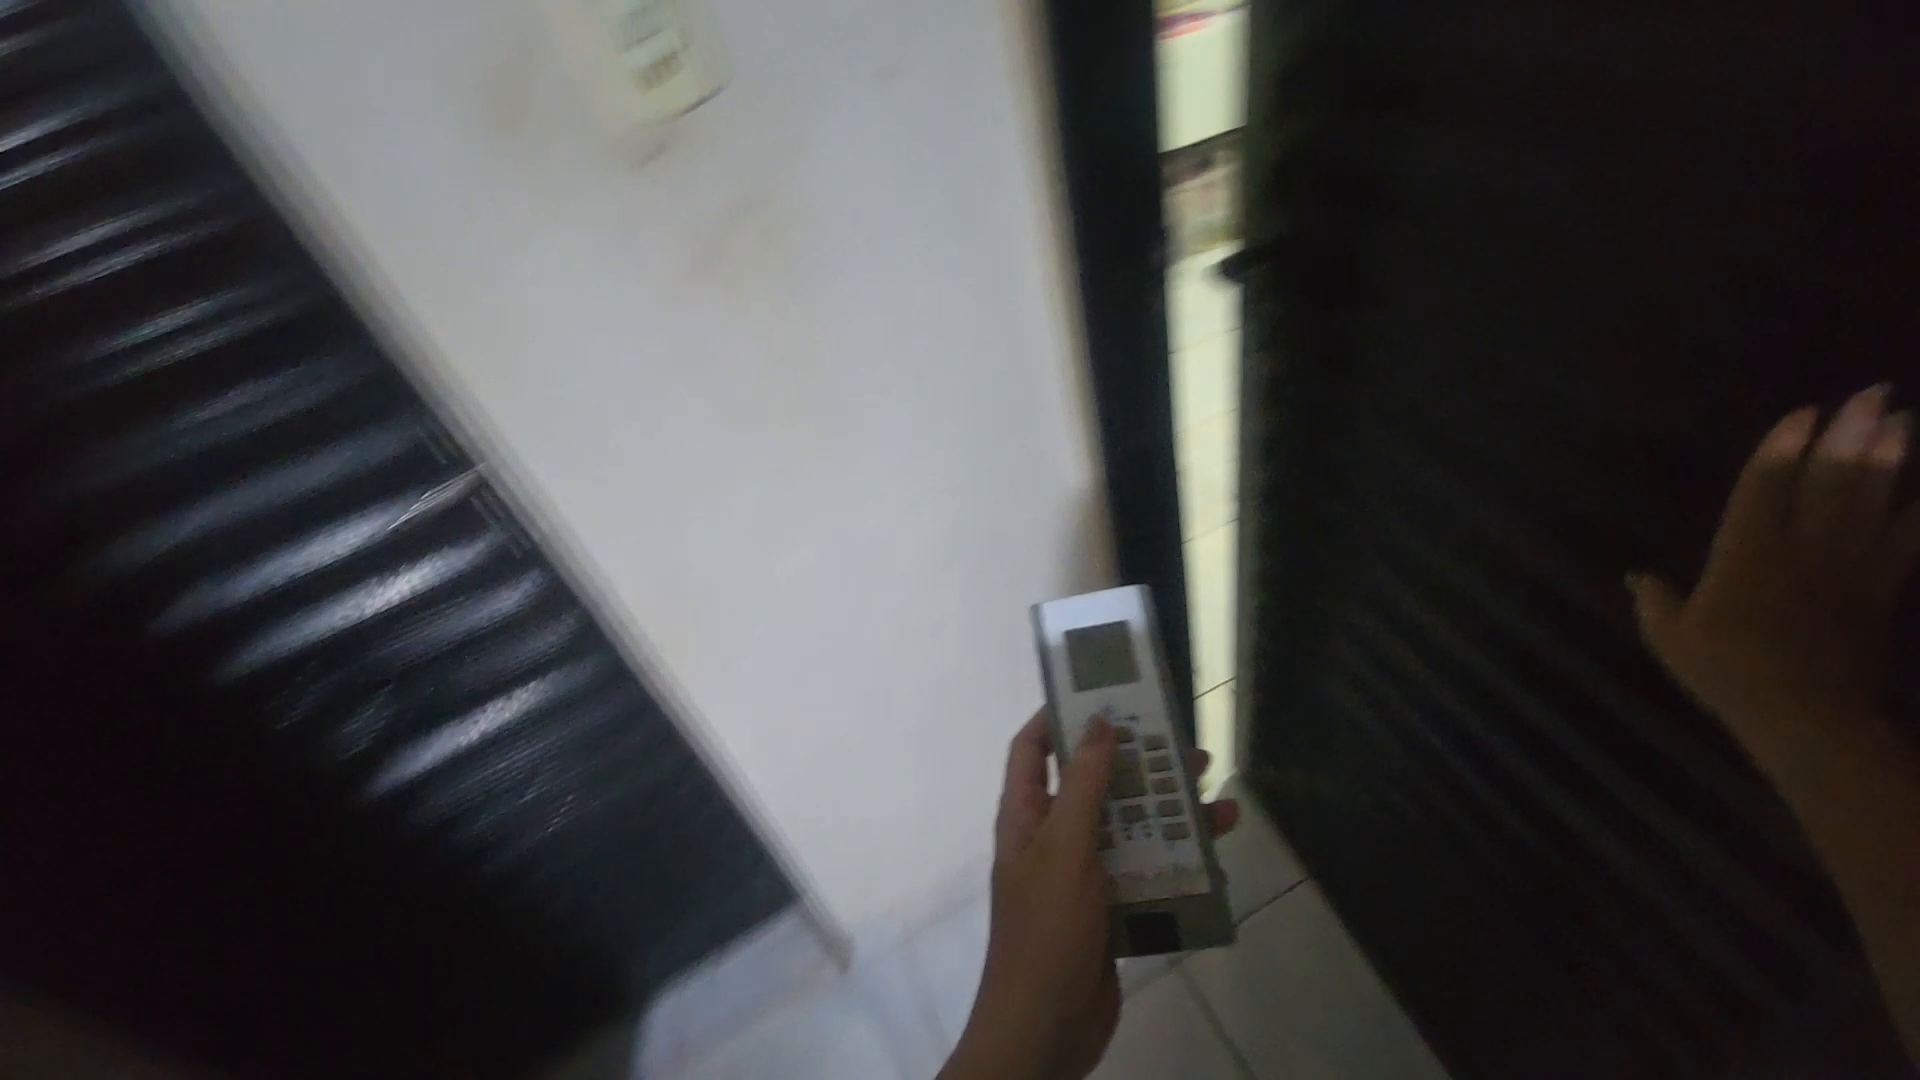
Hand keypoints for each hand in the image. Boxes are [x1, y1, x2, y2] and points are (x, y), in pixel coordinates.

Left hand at [939, 711, 1239, 1079]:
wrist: (1047, 1025)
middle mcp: (1052, 835)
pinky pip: (1146, 867)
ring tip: (1214, 785)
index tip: (1100, 694)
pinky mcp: (1112, 905)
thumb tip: (1099, 720)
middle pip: (1092, 781)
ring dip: (1165, 805)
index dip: (1058, 717)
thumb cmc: (1048, 927)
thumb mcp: (1065, 847)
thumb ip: (1084, 784)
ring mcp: (1083, 872)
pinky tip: (1217, 847)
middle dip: (1133, 759)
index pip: (1032, 749)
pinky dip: (1177, 854)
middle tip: (1180, 740)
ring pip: (1127, 823)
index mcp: (1026, 814)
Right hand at [1628, 385, 1919, 755]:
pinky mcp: (1879, 592)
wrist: (1805, 715)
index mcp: (1744, 557)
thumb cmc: (1724, 672)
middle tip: (1874, 394)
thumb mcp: (1669, 637)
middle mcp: (1800, 551)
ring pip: (1873, 504)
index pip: (1763, 490)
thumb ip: (1656, 600)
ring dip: (1890, 461)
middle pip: (1830, 484)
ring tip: (1904, 421)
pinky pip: (1907, 544)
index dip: (1781, 450)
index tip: (1803, 414)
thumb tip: (1638, 576)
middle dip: (1850, 437)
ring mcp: (1847, 570)